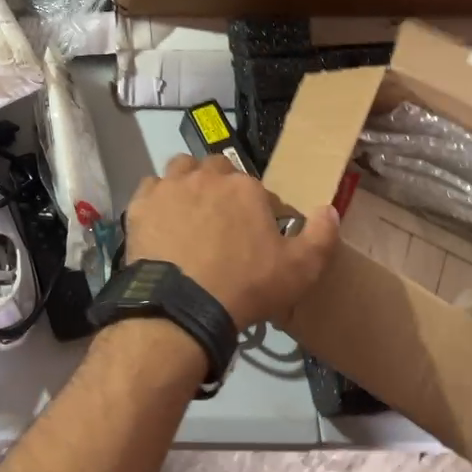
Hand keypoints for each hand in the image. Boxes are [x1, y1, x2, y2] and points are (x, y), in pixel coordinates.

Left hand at [124, 155, 337, 329]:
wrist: (182, 303)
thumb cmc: (245, 286)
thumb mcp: (299, 271)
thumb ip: (320, 237)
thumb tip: (329, 209)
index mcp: (245, 187)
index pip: (255, 187)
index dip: (256, 207)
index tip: (255, 231)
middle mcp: (206, 176)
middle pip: (216, 168)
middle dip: (221, 185)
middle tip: (222, 218)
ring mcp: (170, 185)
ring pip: (181, 168)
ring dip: (188, 180)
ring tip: (191, 209)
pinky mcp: (142, 201)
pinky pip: (151, 187)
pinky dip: (158, 198)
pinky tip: (163, 219)